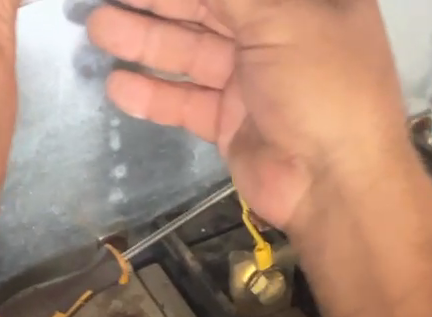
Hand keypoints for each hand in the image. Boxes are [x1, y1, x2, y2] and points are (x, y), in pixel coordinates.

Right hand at [86, 0, 411, 233]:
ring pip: (189, 53)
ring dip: (144, 41)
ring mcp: (250, 80)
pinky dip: (154, 95)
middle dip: (156, 1)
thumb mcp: (283, 19)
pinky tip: (118, 86)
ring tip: (98, 29)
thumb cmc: (325, 87)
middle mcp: (275, 31)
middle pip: (206, 8)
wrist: (333, 183)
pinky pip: (186, 102)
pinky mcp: (229, 123)